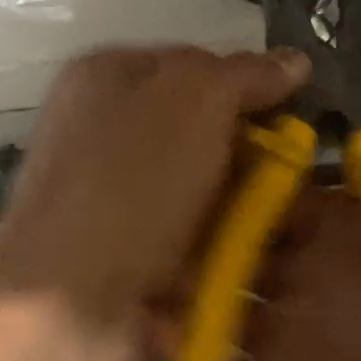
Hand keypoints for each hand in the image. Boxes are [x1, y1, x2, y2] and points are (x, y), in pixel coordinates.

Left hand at [0, 45, 308, 341]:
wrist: (66, 300)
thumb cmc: (128, 184)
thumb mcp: (192, 101)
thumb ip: (242, 74)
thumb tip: (291, 61)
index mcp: (104, 76)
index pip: (194, 64)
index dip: (248, 87)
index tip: (293, 120)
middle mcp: (97, 129)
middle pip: (195, 131)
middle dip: (248, 156)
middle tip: (292, 182)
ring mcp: (103, 195)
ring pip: (193, 188)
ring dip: (239, 208)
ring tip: (285, 230)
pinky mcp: (115, 250)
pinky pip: (181, 238)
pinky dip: (214, 249)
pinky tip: (247, 264)